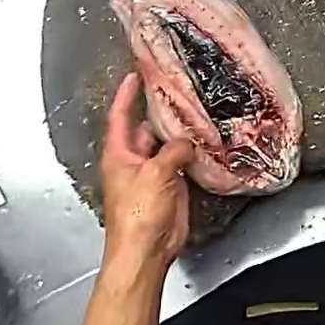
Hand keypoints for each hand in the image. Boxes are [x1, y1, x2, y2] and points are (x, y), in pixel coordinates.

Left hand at [99, 73, 197, 282]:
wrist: (146, 249)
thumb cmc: (138, 213)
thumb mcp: (156, 173)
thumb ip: (174, 151)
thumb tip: (187, 143)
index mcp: (119, 153)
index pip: (120, 116)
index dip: (126, 95)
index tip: (134, 76)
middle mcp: (134, 160)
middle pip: (147, 129)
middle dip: (161, 113)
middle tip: (178, 92)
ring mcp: (152, 174)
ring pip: (167, 147)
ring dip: (180, 135)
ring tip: (197, 114)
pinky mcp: (168, 188)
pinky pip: (180, 165)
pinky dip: (191, 155)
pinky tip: (204, 143)